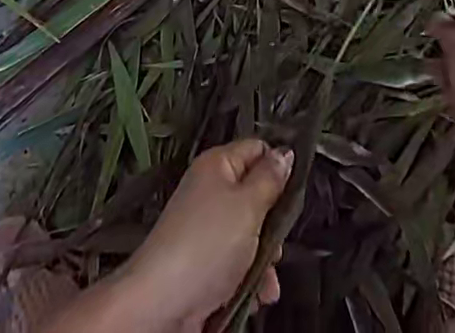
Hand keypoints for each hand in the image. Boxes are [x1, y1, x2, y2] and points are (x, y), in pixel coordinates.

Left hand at [107, 139, 292, 330]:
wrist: (162, 305)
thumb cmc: (201, 247)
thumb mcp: (249, 205)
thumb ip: (271, 178)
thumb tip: (285, 154)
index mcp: (217, 165)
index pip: (258, 149)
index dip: (278, 167)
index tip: (292, 190)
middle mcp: (210, 191)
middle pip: (257, 197)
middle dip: (272, 225)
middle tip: (274, 240)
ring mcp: (207, 228)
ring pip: (251, 234)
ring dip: (264, 259)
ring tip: (265, 280)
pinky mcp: (205, 261)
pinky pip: (238, 262)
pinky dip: (249, 279)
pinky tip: (253, 294)